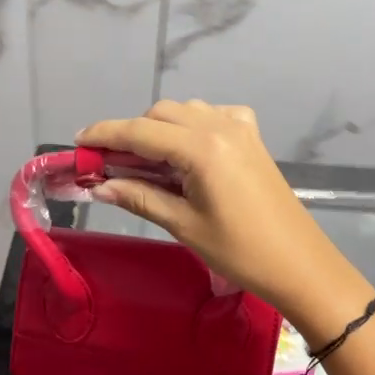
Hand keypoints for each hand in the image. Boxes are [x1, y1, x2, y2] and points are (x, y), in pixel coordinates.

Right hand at [78, 100, 342, 313]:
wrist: (298, 263)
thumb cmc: (239, 251)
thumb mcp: (183, 225)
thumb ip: (139, 198)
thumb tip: (99, 187)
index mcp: (201, 148)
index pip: (140, 132)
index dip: (104, 135)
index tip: (77, 143)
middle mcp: (220, 126)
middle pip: (160, 115)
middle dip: (130, 134)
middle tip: (109, 166)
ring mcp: (240, 128)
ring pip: (184, 112)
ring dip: (158, 130)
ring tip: (143, 165)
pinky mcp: (252, 139)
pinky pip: (211, 117)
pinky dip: (189, 128)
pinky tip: (183, 155)